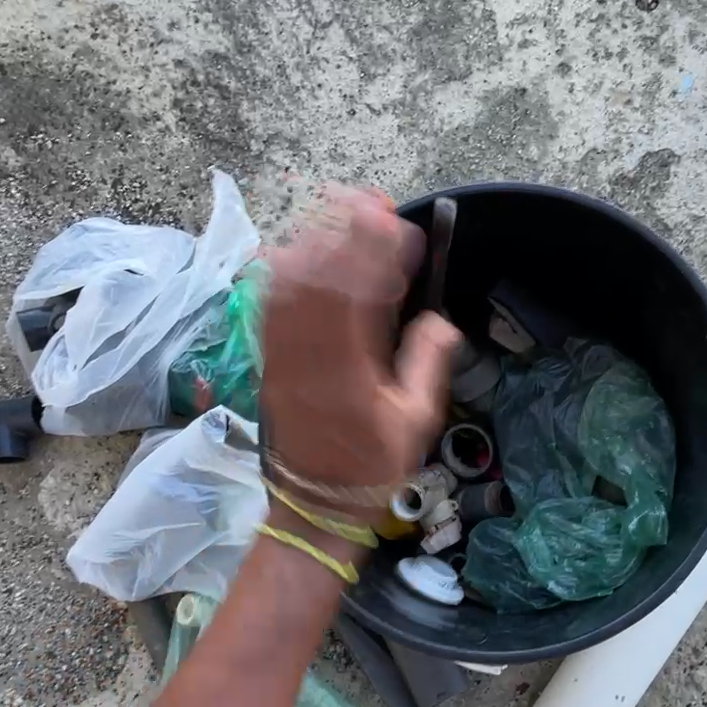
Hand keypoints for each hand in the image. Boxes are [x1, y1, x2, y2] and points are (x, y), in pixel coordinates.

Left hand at [259, 188, 460, 517]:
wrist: (315, 503)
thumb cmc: (371, 467)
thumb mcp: (416, 422)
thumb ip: (428, 366)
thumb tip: (441, 323)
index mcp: (351, 367)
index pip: (360, 290)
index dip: (379, 250)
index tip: (401, 226)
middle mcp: (309, 354)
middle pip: (319, 274)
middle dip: (343, 229)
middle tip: (369, 203)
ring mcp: (282, 356)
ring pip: (287, 284)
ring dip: (311, 241)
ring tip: (336, 215)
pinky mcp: (268, 363)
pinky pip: (265, 307)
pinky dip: (279, 272)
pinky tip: (295, 251)